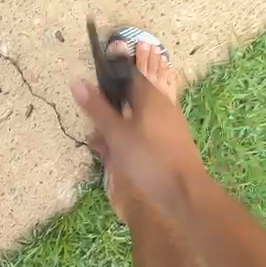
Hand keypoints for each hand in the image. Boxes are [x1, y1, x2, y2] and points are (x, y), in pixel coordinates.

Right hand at [71, 73, 209, 223]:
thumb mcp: (117, 134)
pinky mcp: (172, 140)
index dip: (107, 81)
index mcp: (149, 94)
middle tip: (94, 132)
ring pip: (137, 117)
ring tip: (103, 149)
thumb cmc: (149, 158)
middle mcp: (162, 102)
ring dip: (118, 129)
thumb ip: (97, 109)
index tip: (91, 96)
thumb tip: (77, 83)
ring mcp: (170, 122)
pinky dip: (131, 139)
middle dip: (110, 112)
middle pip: (130, 98)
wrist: (187, 193)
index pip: (126, 74)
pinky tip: (121, 158)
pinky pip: (146, 131)